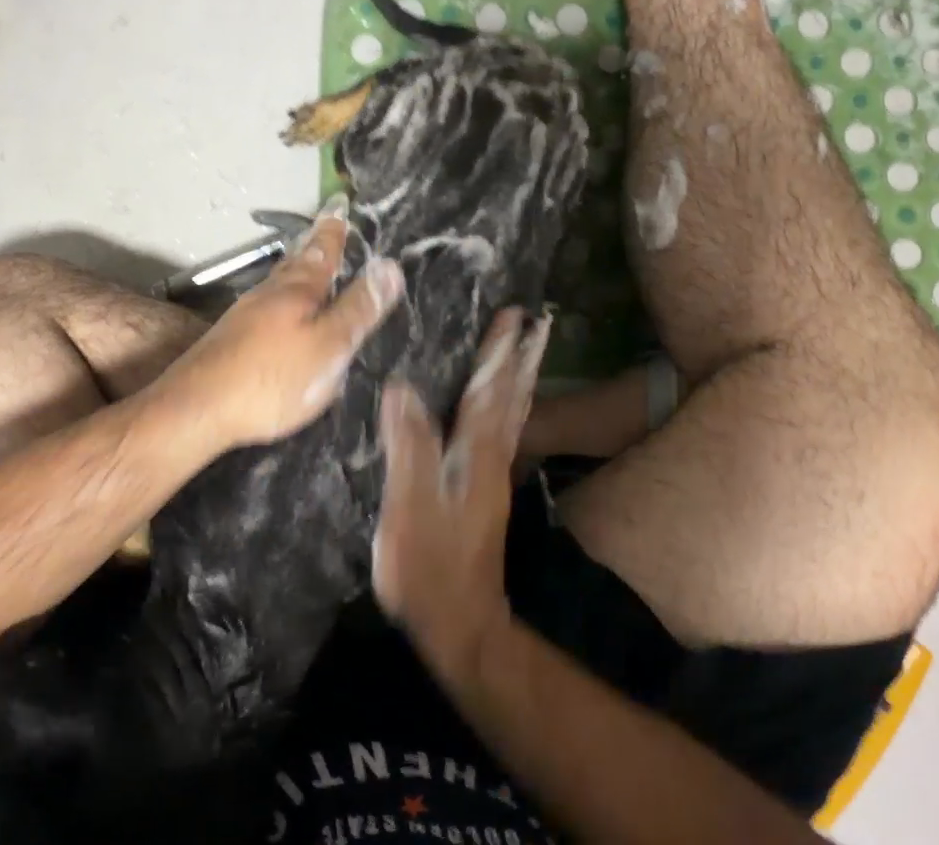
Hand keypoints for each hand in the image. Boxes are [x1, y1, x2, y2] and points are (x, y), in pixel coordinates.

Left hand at [156, 196, 404, 448]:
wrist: (196, 410)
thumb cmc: (271, 379)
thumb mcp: (328, 347)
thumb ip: (357, 309)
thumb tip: (389, 265)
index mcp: (296, 292)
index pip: (322, 253)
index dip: (334, 232)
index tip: (340, 205)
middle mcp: (267, 295)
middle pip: (295, 264)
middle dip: (313, 247)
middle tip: (326, 228)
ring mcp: (244, 317)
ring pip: (277, 285)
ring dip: (295, 271)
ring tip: (307, 266)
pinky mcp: (230, 341)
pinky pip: (265, 308)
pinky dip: (281, 300)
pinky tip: (280, 314)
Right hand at [373, 309, 551, 683]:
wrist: (461, 623)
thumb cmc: (429, 566)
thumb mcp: (411, 505)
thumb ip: (409, 447)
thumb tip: (403, 389)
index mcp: (476, 455)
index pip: (489, 393)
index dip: (498, 354)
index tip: (512, 315)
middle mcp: (492, 461)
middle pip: (512, 400)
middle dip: (520, 360)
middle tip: (535, 322)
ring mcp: (491, 480)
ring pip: (512, 418)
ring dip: (519, 382)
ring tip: (527, 353)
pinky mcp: (483, 496)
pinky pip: (501, 436)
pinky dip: (506, 411)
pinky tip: (498, 413)